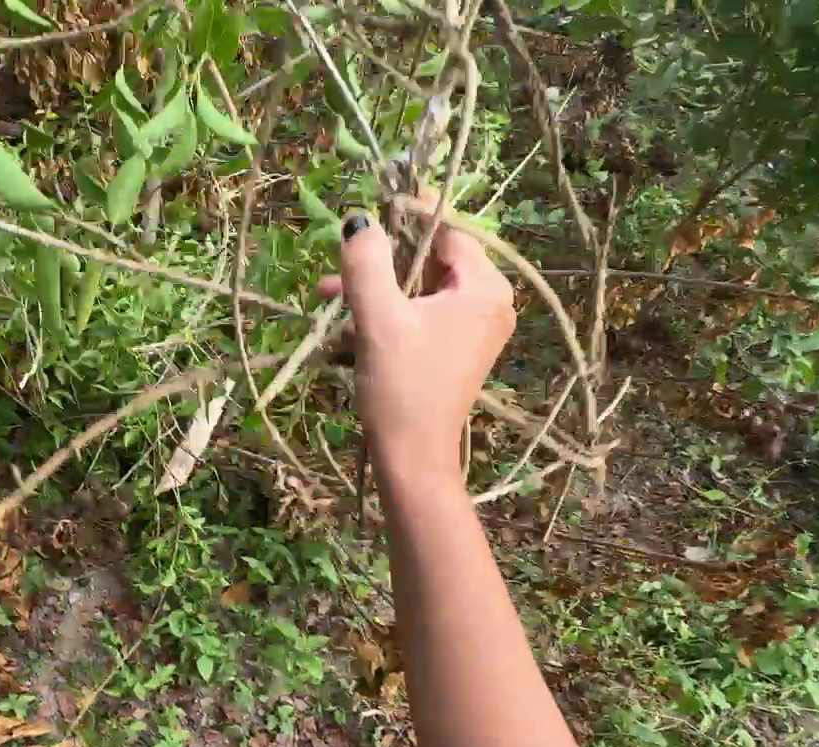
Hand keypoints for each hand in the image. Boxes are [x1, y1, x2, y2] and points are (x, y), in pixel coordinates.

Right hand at [319, 213, 514, 471]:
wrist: (412, 457)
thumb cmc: (401, 387)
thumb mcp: (379, 321)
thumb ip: (367, 265)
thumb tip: (358, 220)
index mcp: (483, 289)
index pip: (446, 233)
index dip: (405, 221)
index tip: (365, 217)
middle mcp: (488, 304)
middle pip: (429, 264)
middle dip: (379, 268)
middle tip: (333, 277)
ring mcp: (472, 331)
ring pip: (418, 294)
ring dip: (374, 296)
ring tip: (330, 306)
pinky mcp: (453, 354)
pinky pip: (418, 320)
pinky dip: (386, 320)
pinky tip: (349, 334)